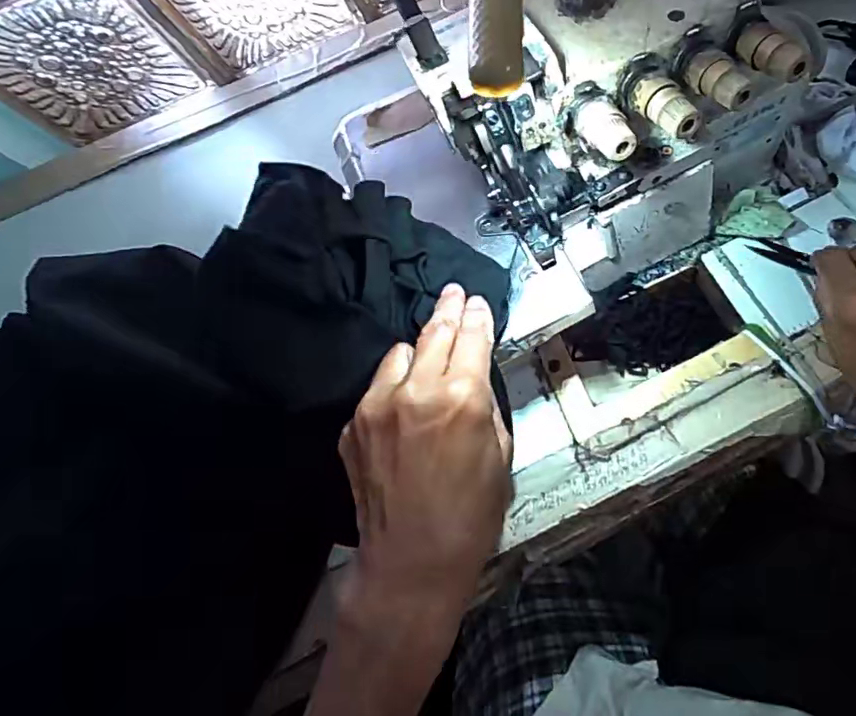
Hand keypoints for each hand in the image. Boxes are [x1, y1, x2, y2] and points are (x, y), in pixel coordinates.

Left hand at [336, 283, 513, 634]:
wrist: (411, 562)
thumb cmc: (471, 516)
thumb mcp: (501, 455)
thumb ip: (484, 405)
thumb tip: (473, 378)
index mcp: (462, 397)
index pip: (471, 337)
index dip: (477, 315)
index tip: (477, 302)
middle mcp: (416, 390)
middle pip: (434, 333)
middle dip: (448, 309)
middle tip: (454, 293)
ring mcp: (377, 404)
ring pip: (400, 353)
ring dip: (418, 352)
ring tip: (428, 357)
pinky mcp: (354, 423)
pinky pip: (378, 387)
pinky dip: (394, 387)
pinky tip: (404, 404)